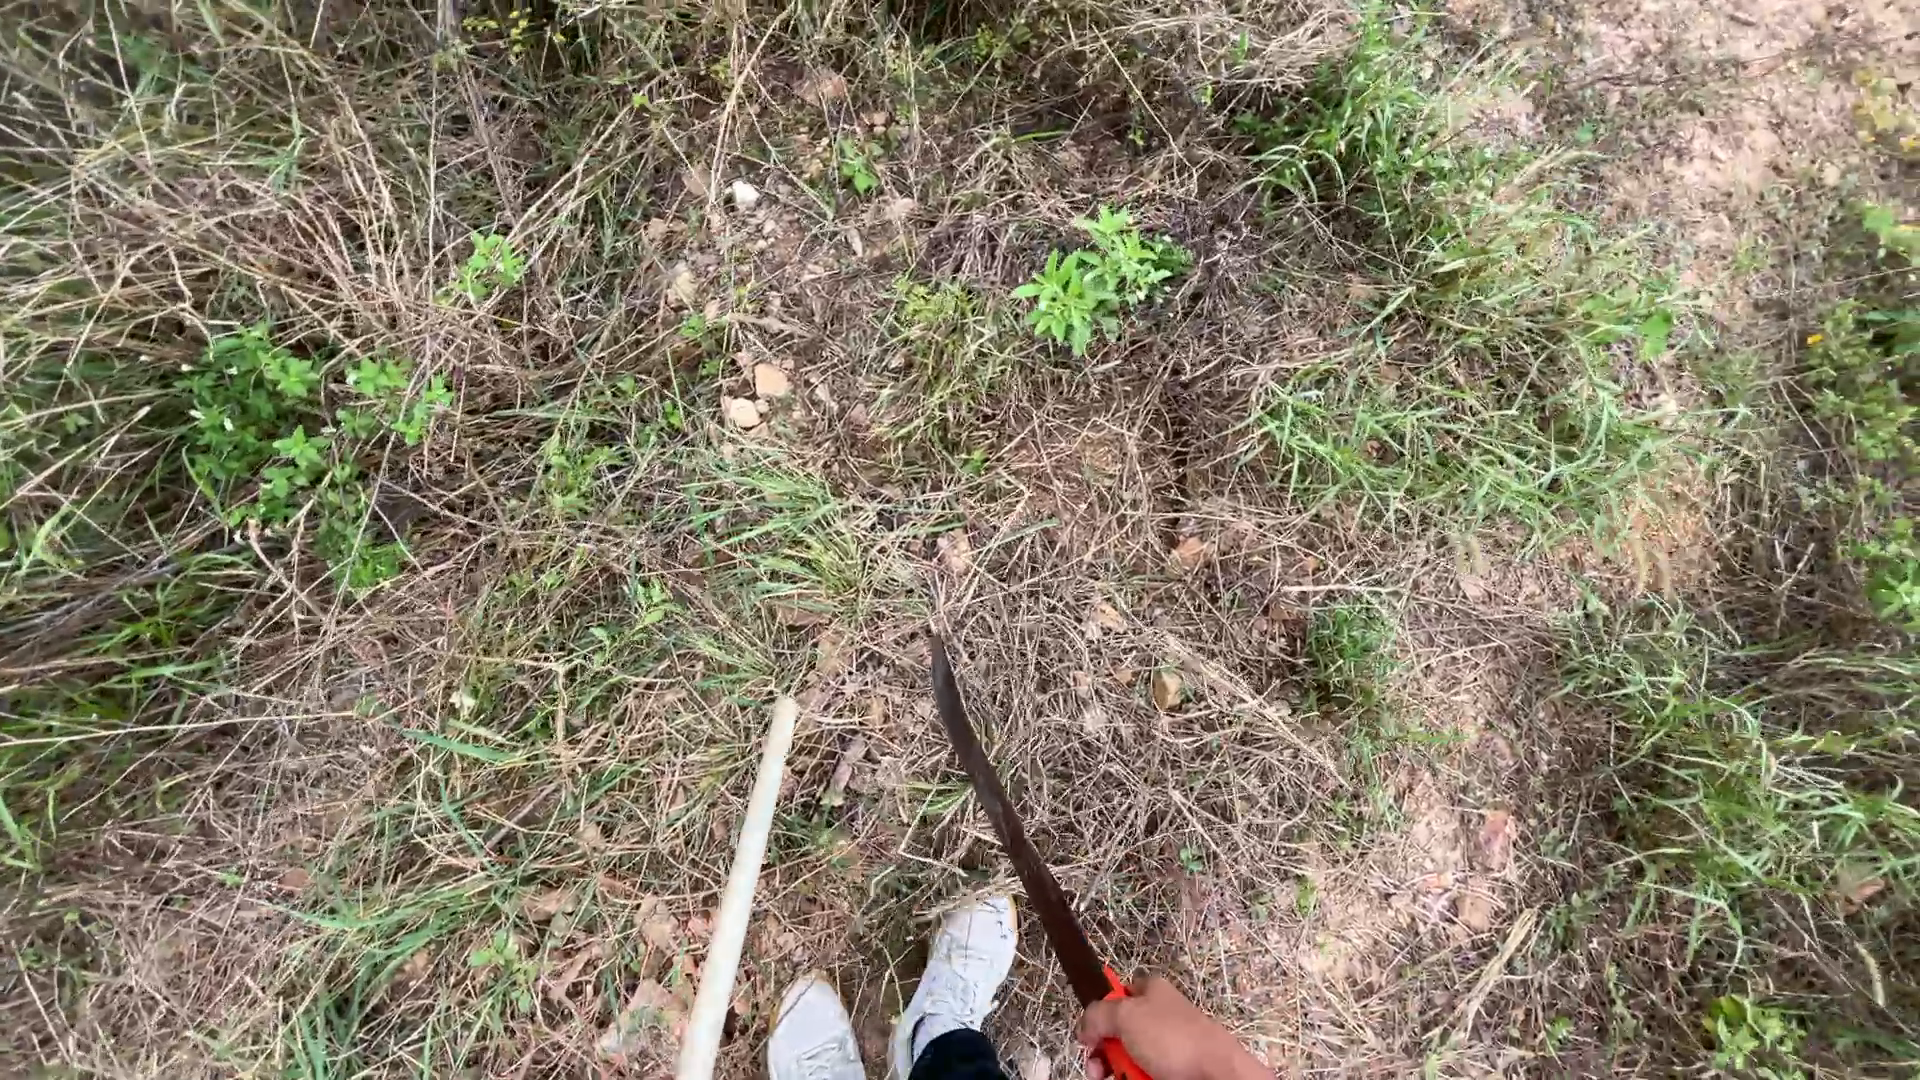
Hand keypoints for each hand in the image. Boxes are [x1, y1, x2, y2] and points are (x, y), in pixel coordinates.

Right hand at [1076, 976, 1271, 1079]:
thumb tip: (1083, 1029)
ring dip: (1118, 1071)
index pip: (1117, 994)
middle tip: (1098, 1070)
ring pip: (1130, 1059)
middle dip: (1104, 1053)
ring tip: (1121, 1079)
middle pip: (1119, 1033)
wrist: (1217, 1076)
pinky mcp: (1173, 1073)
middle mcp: (1158, 1016)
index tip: (1090, 1036)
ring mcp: (1167, 1048)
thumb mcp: (1125, 1015)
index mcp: (1150, 991)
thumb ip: (1096, 1015)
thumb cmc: (1172, 1038)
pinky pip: (1145, 1075)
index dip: (1100, 1014)